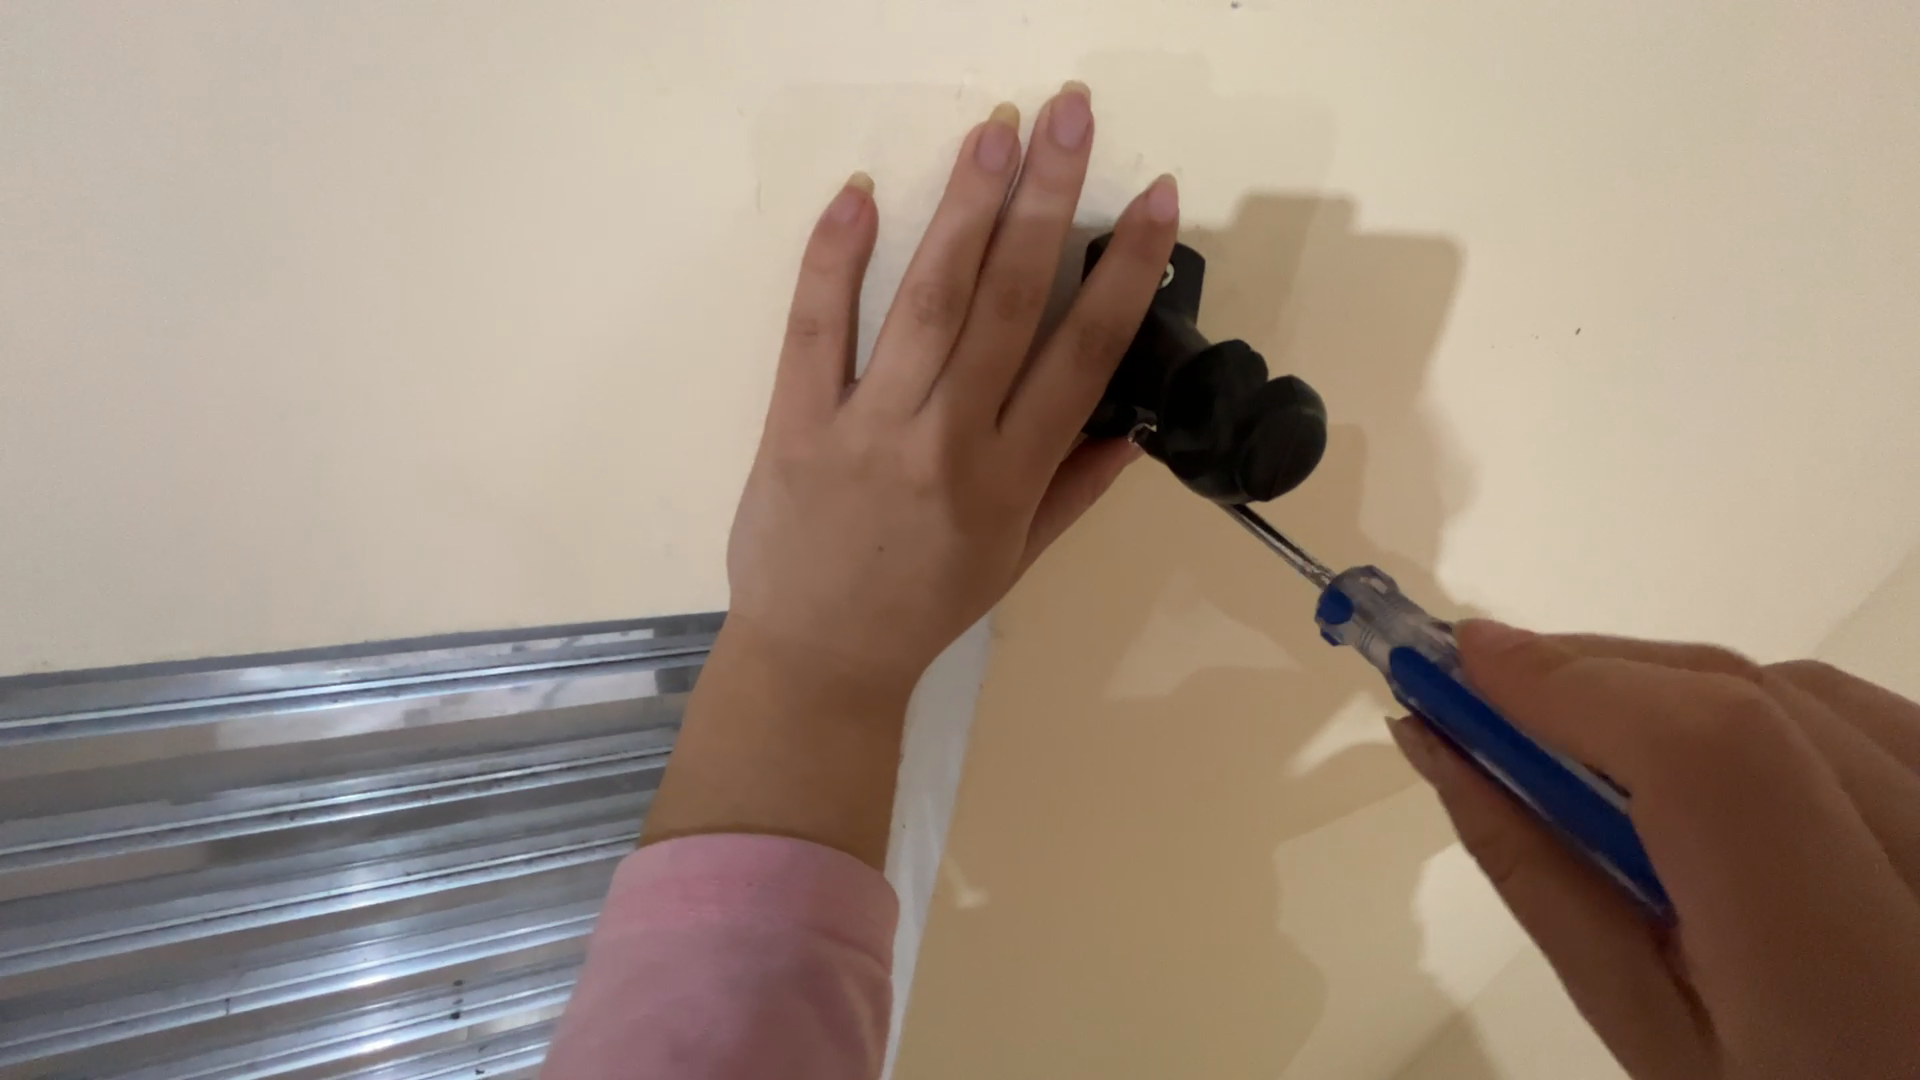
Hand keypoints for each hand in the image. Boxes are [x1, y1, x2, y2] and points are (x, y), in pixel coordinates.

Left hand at [645, 85, 1179, 864]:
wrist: (821, 656)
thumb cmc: (924, 608)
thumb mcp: (1014, 561)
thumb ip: (1073, 489)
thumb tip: (1132, 427)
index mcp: (1009, 479)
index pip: (1082, 358)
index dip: (1122, 274)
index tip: (1151, 202)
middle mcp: (947, 443)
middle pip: (1006, 306)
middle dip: (1045, 203)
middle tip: (1069, 113)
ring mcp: (867, 430)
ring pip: (925, 305)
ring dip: (962, 211)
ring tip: (995, 133)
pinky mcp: (796, 424)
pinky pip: (815, 330)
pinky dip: (833, 260)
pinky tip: (855, 195)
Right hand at [1392, 621, 1919, 1078]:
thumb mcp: (1629, 1014)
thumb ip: (1526, 866)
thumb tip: (1426, 734)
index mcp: (1848, 985)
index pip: (1707, 758)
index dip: (1571, 681)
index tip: (1462, 660)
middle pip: (1745, 701)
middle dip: (1585, 672)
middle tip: (1490, 688)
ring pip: (1801, 690)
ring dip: (1659, 683)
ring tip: (1591, 730)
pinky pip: (1864, 709)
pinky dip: (1753, 701)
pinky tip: (1709, 756)